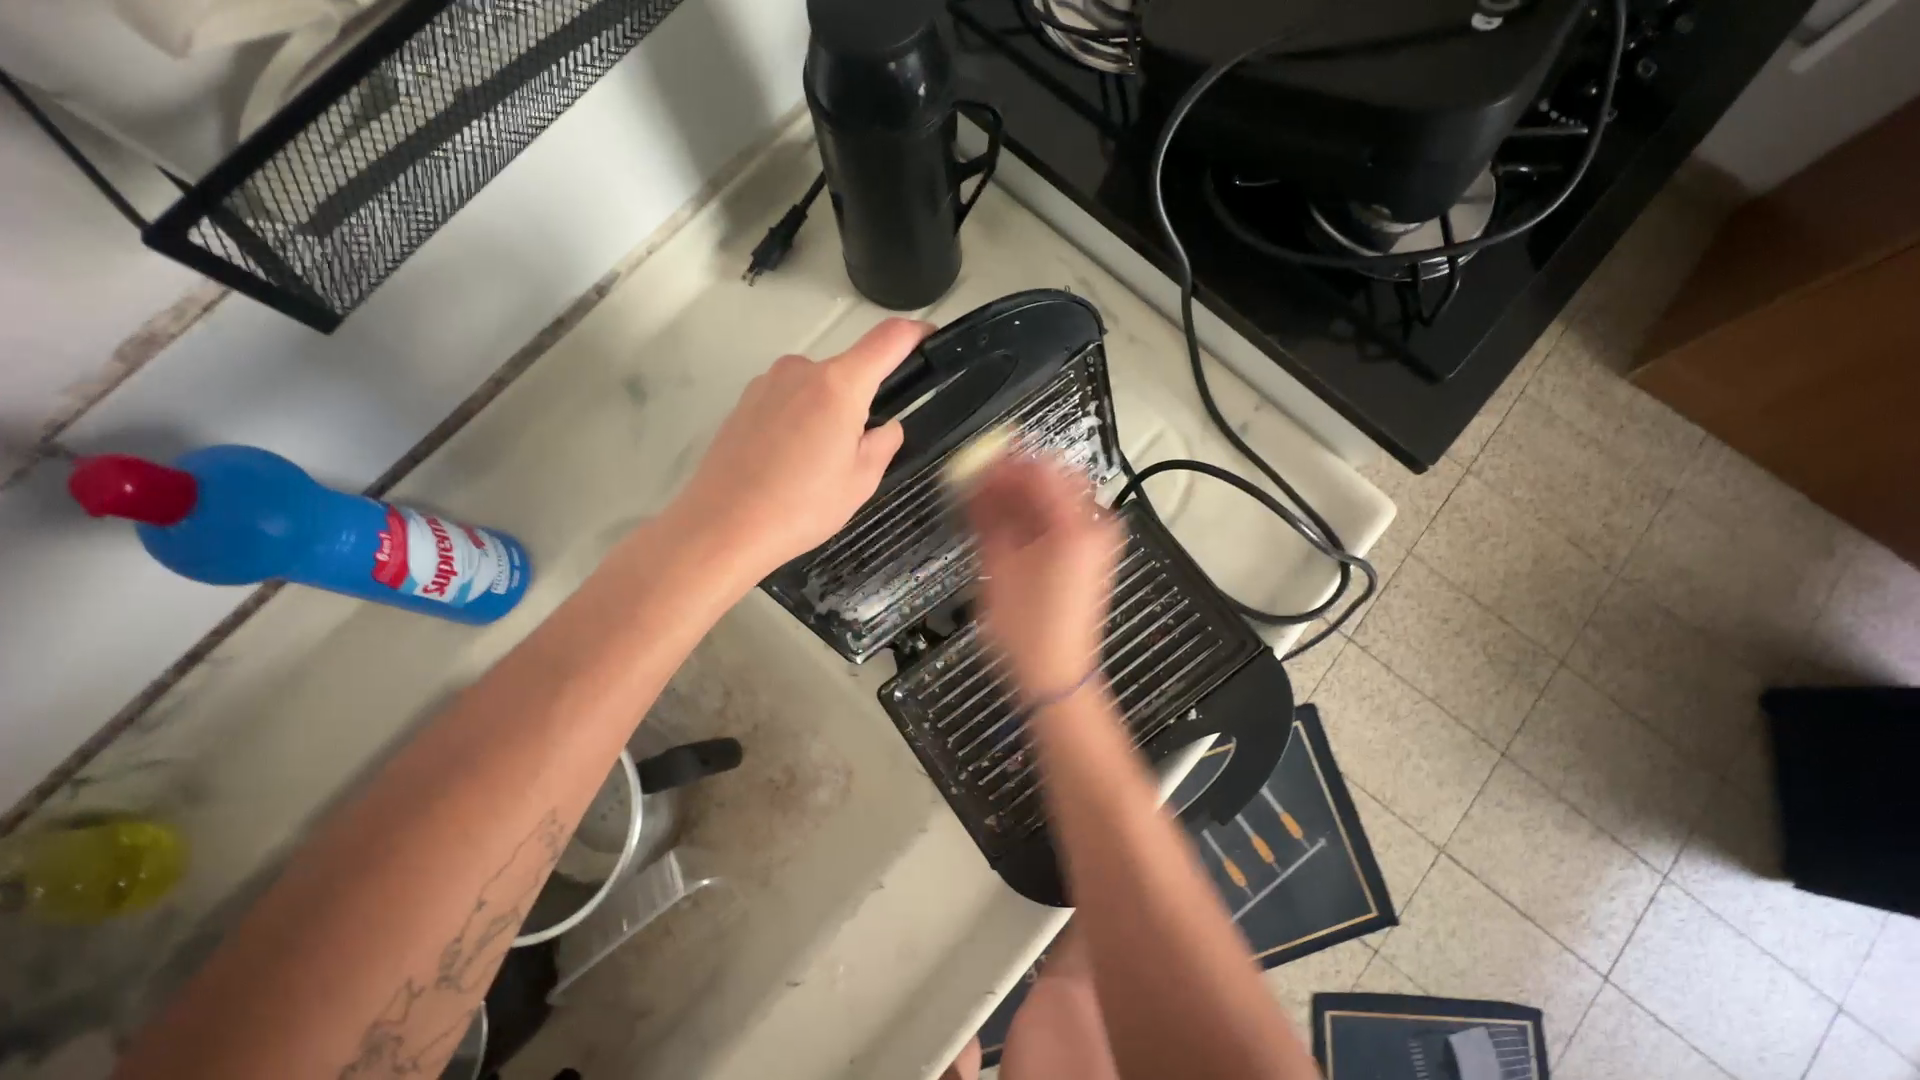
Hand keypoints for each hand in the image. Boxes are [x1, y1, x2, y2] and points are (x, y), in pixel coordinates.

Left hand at [669, 318, 929, 576]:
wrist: (723, 526)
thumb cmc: (799, 506)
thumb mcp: (861, 481)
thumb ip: (883, 442)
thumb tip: (884, 426)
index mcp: (838, 385)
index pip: (888, 339)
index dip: (916, 333)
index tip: (928, 336)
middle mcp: (801, 371)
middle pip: (848, 370)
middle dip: (861, 402)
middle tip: (857, 453)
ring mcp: (767, 383)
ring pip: (815, 388)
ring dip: (826, 415)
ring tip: (816, 467)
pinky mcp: (744, 401)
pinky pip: (787, 401)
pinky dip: (798, 423)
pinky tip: (788, 465)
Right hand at [965, 456, 1121, 699]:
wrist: (1057, 674)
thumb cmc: (1028, 630)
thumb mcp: (997, 567)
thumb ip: (987, 515)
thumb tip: (975, 481)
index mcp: (1076, 525)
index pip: (1039, 468)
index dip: (1003, 461)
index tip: (975, 463)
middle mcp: (1095, 526)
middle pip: (1053, 478)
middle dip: (1013, 477)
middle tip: (978, 484)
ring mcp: (1097, 541)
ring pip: (1057, 497)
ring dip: (1022, 496)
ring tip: (986, 506)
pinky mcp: (1091, 555)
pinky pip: (1063, 519)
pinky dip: (1035, 517)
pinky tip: (1005, 525)